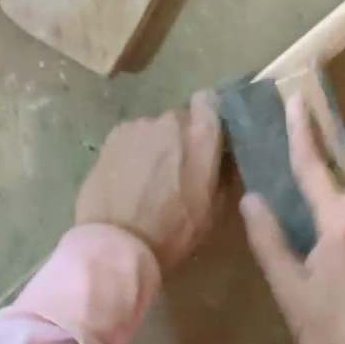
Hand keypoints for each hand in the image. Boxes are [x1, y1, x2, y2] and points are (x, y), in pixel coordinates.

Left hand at [75, 90, 223, 269]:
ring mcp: (140, 126)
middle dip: (180, 138)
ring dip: (154, 146)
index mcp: (202, 135)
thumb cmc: (173, 231)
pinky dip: (131, 153)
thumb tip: (230, 159)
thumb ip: (226, 176)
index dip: (207, 115)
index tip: (205, 136)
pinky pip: (131, 138)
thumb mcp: (213, 211)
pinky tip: (126, 179)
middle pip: (180, 119)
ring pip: (154, 130)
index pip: (209, 100)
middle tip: (176, 169)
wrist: (117, 243)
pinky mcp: (114, 135)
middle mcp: (172, 120)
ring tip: (146, 179)